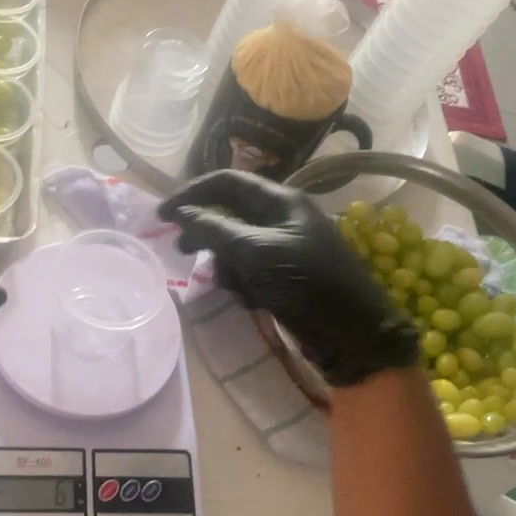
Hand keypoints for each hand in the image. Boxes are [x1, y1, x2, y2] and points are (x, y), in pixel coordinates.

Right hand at [159, 170, 417, 387]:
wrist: (354, 333)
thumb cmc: (307, 285)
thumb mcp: (255, 254)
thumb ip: (215, 230)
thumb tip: (181, 214)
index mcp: (282, 201)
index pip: (227, 182)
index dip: (191, 194)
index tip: (162, 216)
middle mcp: (283, 218)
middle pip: (229, 215)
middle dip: (207, 234)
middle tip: (181, 251)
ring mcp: (286, 247)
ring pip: (236, 247)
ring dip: (227, 266)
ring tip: (233, 286)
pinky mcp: (286, 275)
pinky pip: (251, 270)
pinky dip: (244, 284)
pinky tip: (254, 301)